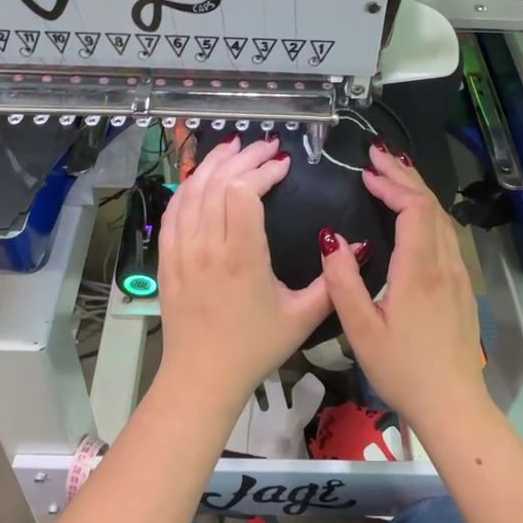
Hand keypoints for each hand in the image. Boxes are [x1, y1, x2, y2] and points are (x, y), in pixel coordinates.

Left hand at [155, 138, 331, 408]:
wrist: (202, 376)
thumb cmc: (255, 348)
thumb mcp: (302, 318)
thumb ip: (332, 282)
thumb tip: (356, 247)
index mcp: (241, 258)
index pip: (244, 192)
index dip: (263, 171)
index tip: (284, 165)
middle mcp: (207, 247)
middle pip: (218, 183)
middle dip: (243, 157)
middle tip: (265, 146)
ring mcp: (182, 251)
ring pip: (192, 191)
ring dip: (212, 164)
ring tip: (234, 147)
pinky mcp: (167, 259)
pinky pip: (173, 212)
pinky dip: (187, 188)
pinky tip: (201, 178)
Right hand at [321, 143, 491, 429]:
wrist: (453, 403)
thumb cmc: (403, 370)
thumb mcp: (361, 331)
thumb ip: (343, 282)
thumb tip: (331, 239)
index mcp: (419, 271)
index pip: (414, 209)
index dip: (392, 183)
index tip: (367, 170)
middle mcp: (444, 265)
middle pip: (431, 205)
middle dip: (405, 175)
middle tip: (378, 155)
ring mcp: (458, 275)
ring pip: (443, 219)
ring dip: (418, 192)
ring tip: (392, 175)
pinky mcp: (461, 287)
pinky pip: (447, 235)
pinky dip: (428, 212)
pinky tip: (414, 216)